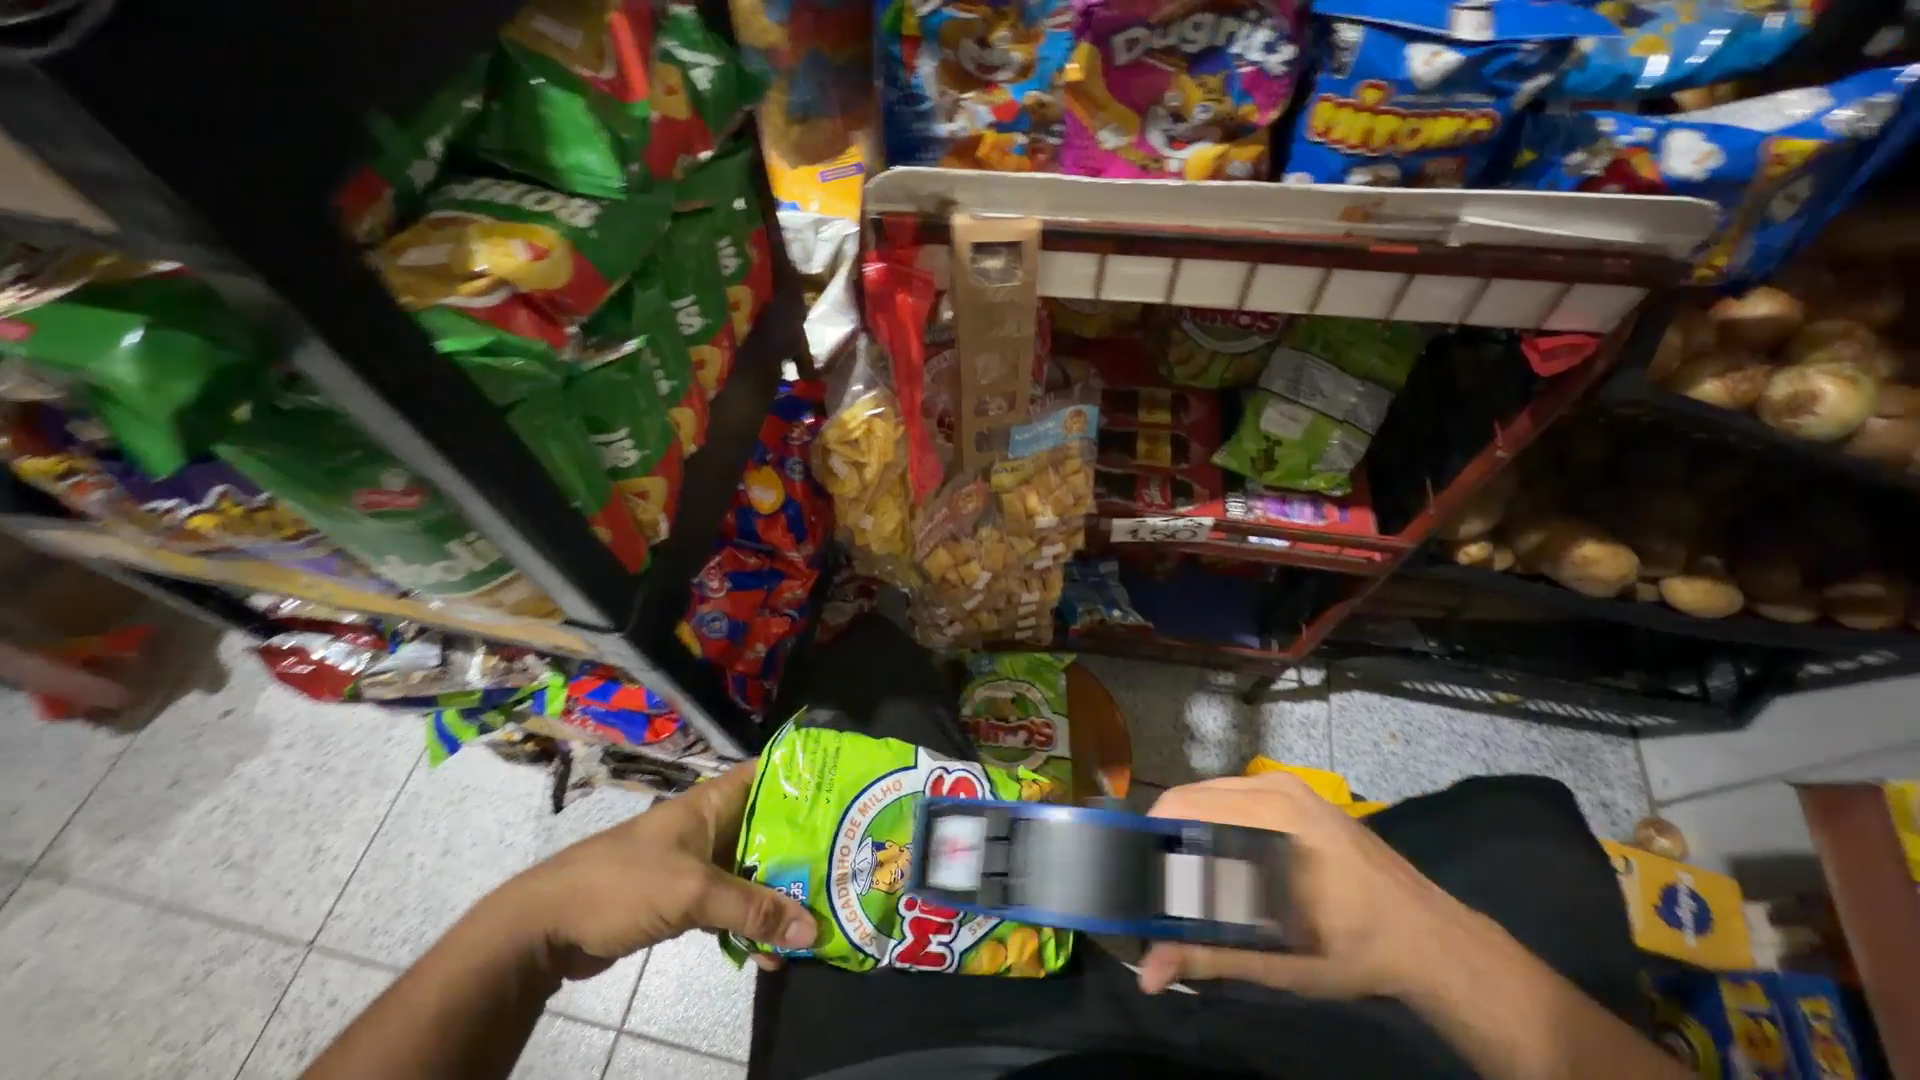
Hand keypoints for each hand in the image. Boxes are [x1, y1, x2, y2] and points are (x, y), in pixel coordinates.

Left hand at [496, 762, 815, 980]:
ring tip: (822, 913)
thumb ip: (753, 910)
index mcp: (709, 804)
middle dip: (804, 849)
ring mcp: (695, 865)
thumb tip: (812, 930)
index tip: (846, 793)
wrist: (548, 926)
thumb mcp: (693, 892)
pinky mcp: (682, 900)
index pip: (765, 775)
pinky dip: (750, 924)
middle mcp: (708, 828)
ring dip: (779, 894)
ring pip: (751, 873)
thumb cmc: (622, 884)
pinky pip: (729, 907)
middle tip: (849, 864)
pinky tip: (774, 953)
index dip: (804, 777)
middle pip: (767, 831)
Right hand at [1136, 773, 1493, 1001]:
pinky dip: (1216, 821)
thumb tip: (1147, 974)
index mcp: (1271, 822)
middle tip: (1157, 885)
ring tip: (1183, 876)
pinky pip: (1236, 794)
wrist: (1430, 936)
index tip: (1135, 878)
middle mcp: (1276, 791)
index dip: (1149, 842)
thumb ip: (1209, 957)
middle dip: (1166, 839)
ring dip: (1190, 830)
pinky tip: (1221, 858)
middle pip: (1192, 799)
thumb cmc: (1355, 950)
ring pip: (1211, 794)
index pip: (1183, 810)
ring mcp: (1290, 786)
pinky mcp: (1299, 792)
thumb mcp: (1280, 962)